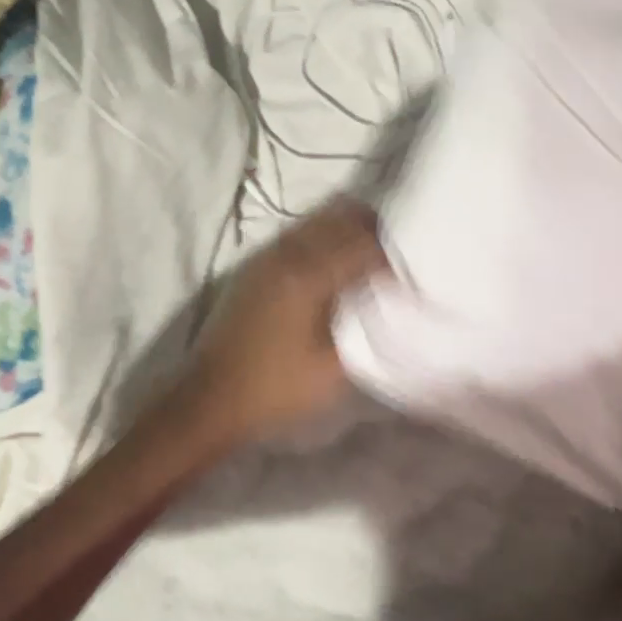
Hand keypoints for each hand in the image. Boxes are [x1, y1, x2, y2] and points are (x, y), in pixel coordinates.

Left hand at [177, 200, 387, 443]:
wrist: (209, 400)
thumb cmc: (276, 389)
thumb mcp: (333, 370)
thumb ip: (369, 332)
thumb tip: (398, 308)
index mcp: (308, 275)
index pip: (364, 245)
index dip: (394, 257)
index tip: (412, 276)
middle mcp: (286, 254)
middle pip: (341, 220)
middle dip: (375, 233)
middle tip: (398, 259)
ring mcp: (266, 258)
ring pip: (318, 223)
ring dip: (348, 231)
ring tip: (372, 258)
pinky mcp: (255, 268)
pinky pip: (299, 235)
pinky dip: (324, 238)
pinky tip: (335, 265)